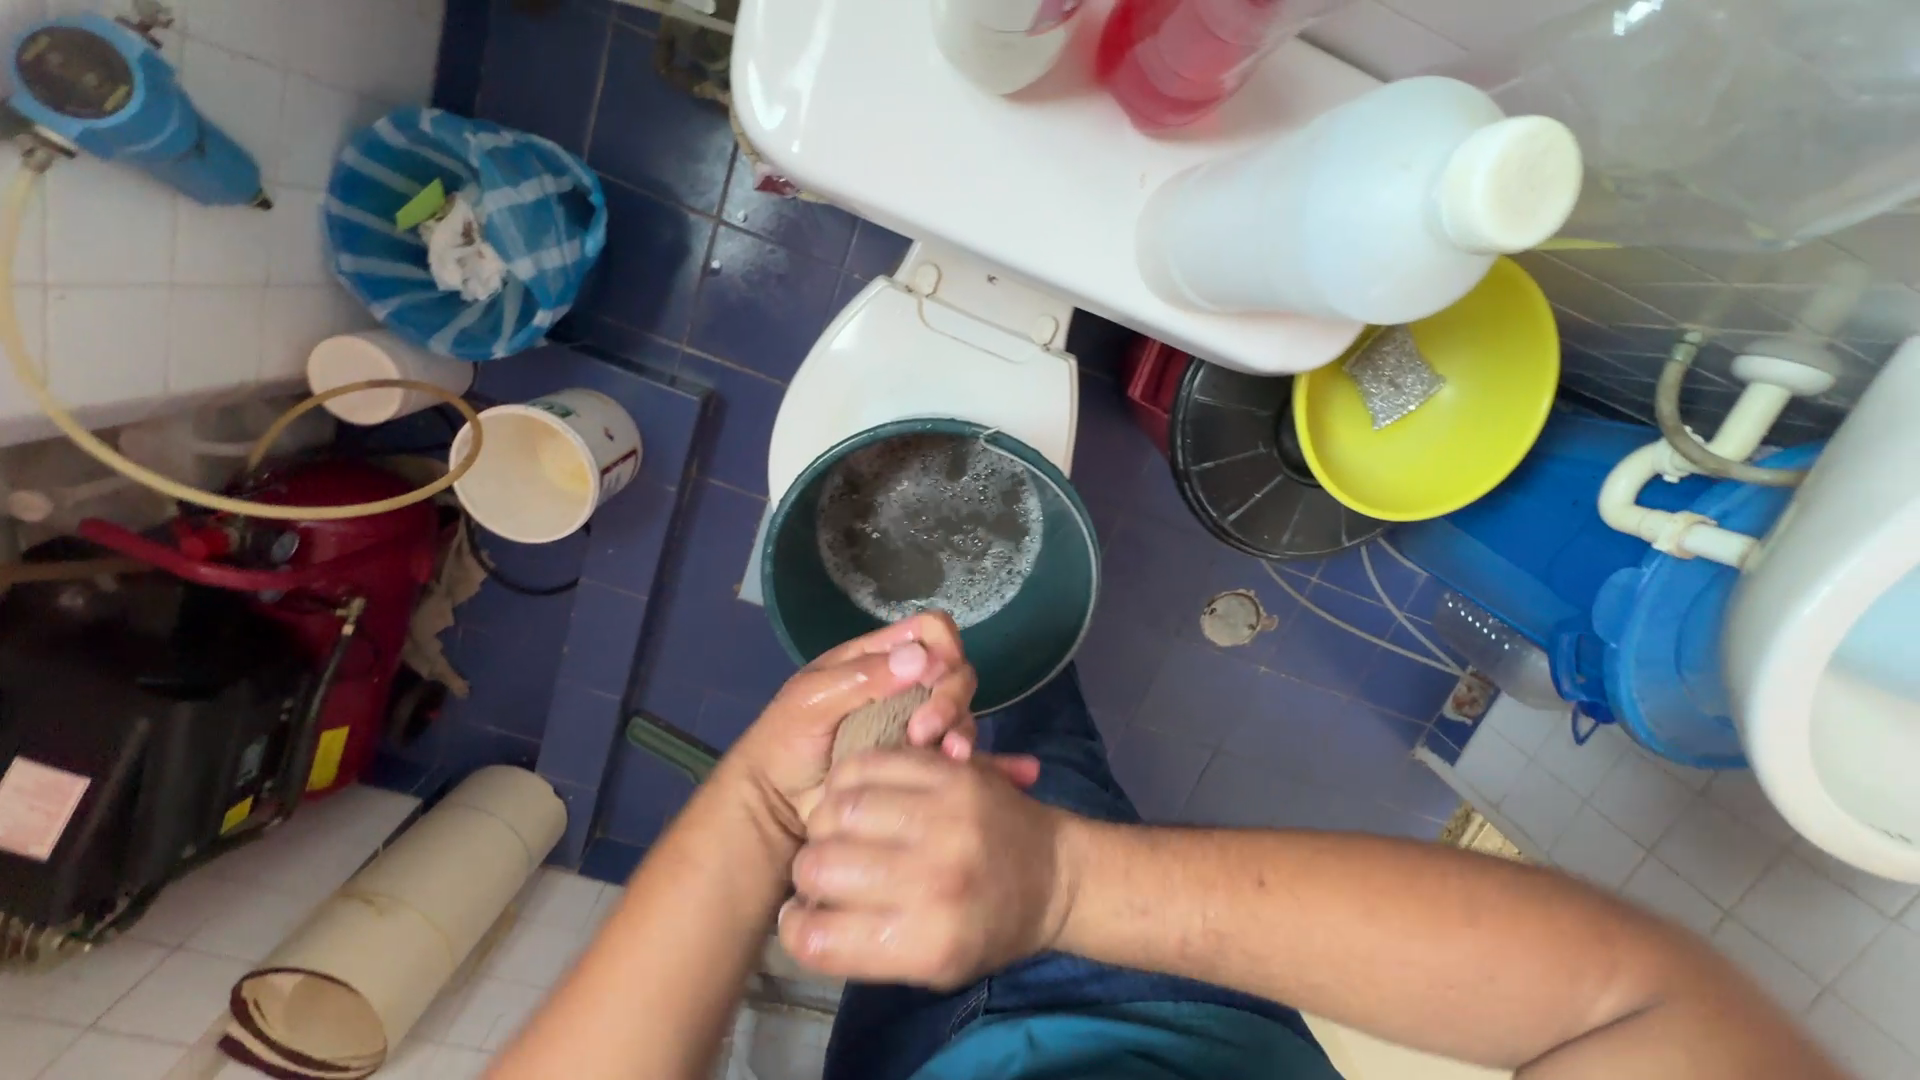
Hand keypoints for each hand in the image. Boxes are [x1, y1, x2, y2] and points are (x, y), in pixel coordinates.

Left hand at [729, 614, 979, 837]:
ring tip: (947, 759)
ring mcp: (919, 728)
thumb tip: (921, 658)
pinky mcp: (925, 769)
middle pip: (956, 673)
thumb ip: (862, 677)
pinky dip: (996, 766)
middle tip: (925, 732)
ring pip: (964, 716)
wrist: (777, 805)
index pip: (932, 632)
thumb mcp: (812, 699)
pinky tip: (1018, 775)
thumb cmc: (786, 740)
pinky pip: (967, 761)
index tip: (932, 674)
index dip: (942, 645)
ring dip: (962, 732)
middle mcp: (908, 688)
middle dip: (950, 697)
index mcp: (880, 660)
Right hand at [779, 750, 1074, 990]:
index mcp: (928, 942)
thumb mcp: (932, 966)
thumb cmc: (989, 928)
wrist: (1054, 873)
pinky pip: (871, 764)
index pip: (817, 939)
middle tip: (823, 870)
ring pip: (838, 808)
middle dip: (808, 872)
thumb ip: (863, 947)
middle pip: (820, 866)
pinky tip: (855, 795)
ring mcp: (945, 817)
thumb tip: (801, 918)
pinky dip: (849, 779)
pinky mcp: (953, 773)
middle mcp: (934, 879)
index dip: (795, 928)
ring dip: (825, 821)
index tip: (803, 918)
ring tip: (837, 830)